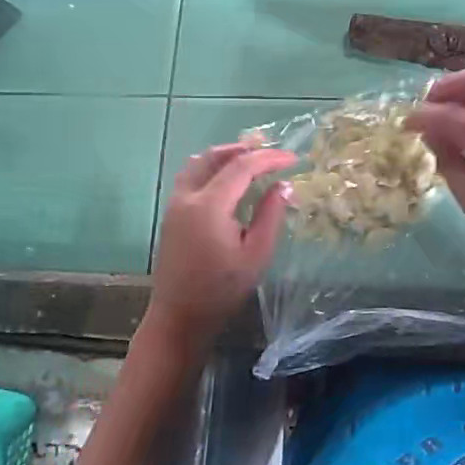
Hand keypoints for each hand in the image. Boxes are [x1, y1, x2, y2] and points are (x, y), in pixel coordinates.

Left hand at [150, 142, 296, 345]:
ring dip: (224, 155)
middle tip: (270, 149)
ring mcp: (174, 203)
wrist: (179, 316)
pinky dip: (210, 166)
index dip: (269, 158)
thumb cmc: (221, 290)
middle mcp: (187, 196)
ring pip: (198, 163)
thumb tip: (283, 186)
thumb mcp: (255, 255)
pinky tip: (226, 177)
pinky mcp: (171, 213)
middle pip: (215, 157)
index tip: (293, 159)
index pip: (241, 167)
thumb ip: (270, 216)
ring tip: (249, 157)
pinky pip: (190, 175)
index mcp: (209, 205)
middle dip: (244, 149)